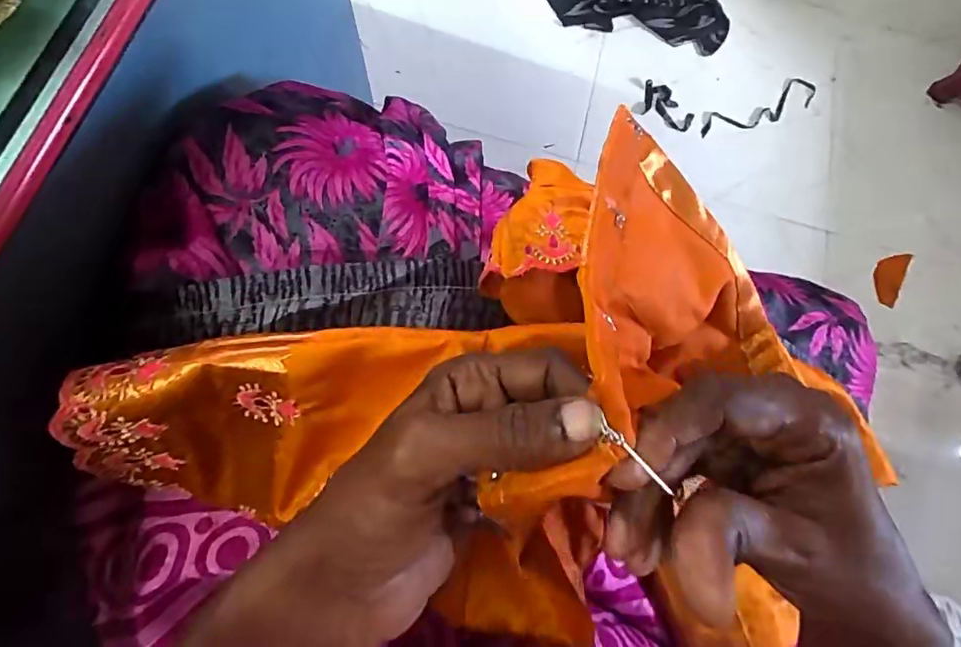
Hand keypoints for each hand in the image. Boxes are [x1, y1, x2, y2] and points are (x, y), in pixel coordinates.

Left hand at [185, 348, 605, 646]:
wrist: (337, 590)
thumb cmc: (373, 505)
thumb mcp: (431, 454)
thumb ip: (506, 433)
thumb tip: (590, 417)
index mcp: (472, 379)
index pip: (544, 370)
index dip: (581, 397)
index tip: (619, 442)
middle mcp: (490, 408)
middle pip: (558, 410)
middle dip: (591, 441)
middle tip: (624, 487)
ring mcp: (497, 459)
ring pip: (559, 453)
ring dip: (586, 478)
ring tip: (613, 513)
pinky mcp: (500, 504)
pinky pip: (547, 494)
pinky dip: (569, 507)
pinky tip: (588, 528)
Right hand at [603, 371, 948, 646]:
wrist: (868, 614)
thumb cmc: (849, 575)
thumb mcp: (795, 550)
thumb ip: (731, 531)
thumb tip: (674, 542)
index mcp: (801, 414)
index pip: (720, 400)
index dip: (671, 428)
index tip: (632, 474)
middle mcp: (764, 410)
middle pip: (687, 423)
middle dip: (649, 477)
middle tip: (620, 533)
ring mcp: (741, 432)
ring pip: (673, 446)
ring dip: (644, 496)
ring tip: (626, 552)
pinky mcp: (723, 456)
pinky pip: (676, 468)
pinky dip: (655, 506)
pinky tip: (643, 545)